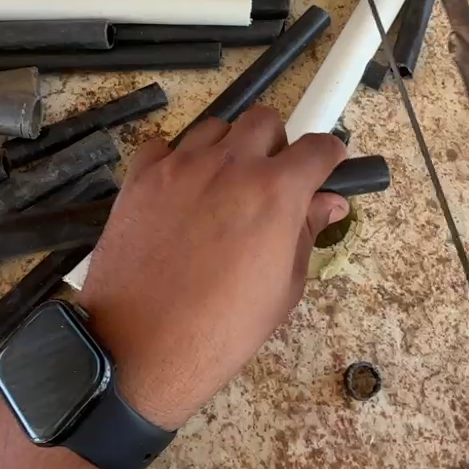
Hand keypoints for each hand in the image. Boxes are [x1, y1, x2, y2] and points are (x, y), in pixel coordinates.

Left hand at [77, 106, 348, 429]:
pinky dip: (178, 161)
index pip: (317, 148)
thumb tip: (329, 203)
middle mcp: (230, 165)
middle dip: (276, 145)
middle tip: (270, 180)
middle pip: (264, 120)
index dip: (330, 155)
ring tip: (222, 187)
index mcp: (274, 192)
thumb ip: (307, 233)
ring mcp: (180, 166)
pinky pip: (166, 147)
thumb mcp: (283, 288)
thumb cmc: (222, 330)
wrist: (139, 348)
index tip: (327, 166)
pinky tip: (179, 194)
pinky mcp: (140, 177)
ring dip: (228, 149)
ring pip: (215, 128)